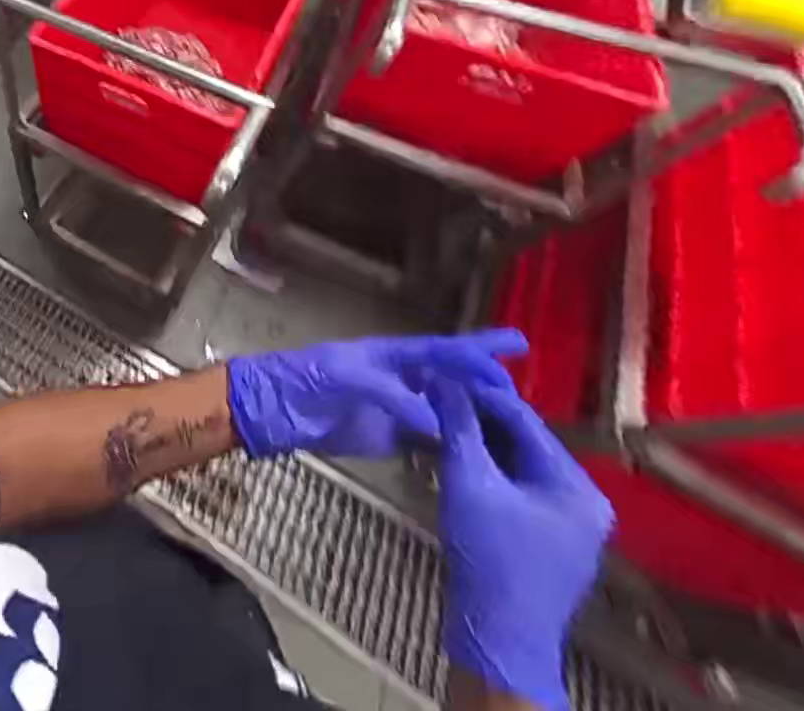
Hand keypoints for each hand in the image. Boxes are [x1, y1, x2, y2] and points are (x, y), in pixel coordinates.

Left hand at [225, 330, 525, 458]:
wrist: (276, 408)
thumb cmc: (307, 379)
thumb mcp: (347, 376)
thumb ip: (393, 396)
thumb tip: (439, 424)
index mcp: (391, 355)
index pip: (442, 349)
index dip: (479, 347)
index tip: (517, 345)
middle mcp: (401, 379)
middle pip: (453, 380)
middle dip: (488, 384)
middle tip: (527, 397)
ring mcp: (397, 409)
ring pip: (447, 411)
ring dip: (477, 417)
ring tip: (518, 429)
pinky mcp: (389, 437)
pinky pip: (430, 440)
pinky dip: (454, 446)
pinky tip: (482, 457)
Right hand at [427, 380, 614, 710]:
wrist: (498, 636)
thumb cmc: (488, 554)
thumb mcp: (468, 481)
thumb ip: (458, 426)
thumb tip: (443, 378)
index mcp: (575, 486)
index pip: (524, 420)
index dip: (480, 392)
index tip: (440, 373)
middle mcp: (581, 499)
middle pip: (522, 441)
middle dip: (477, 416)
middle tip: (434, 395)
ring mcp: (565, 522)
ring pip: (515, 463)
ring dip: (478, 440)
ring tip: (437, 418)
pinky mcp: (543, 537)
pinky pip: (513, 486)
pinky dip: (484, 467)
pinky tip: (452, 455)